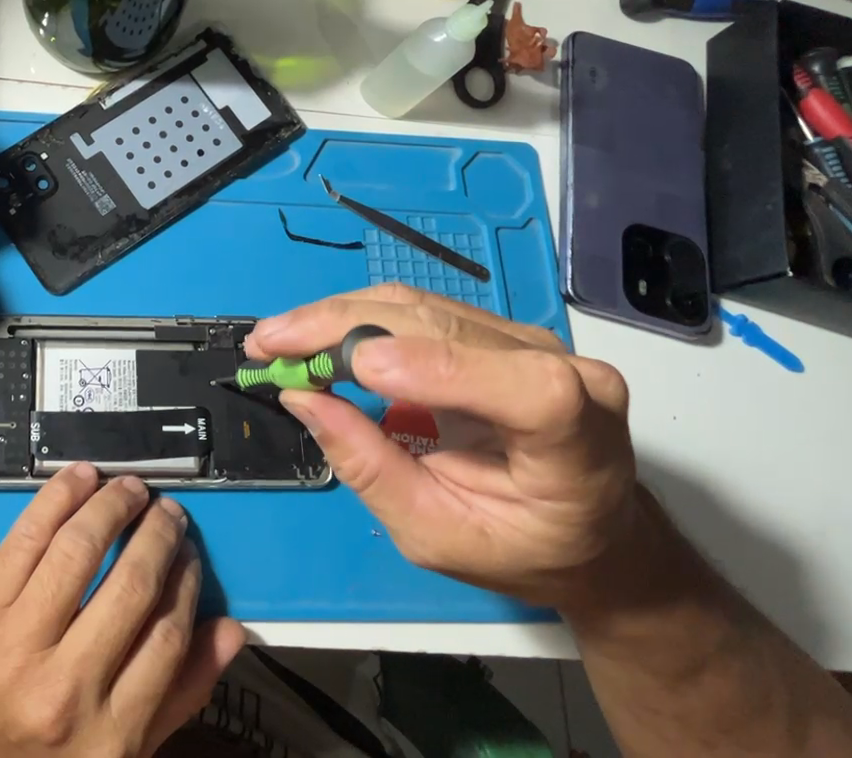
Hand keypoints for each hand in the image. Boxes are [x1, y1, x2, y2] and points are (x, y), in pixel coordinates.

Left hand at [0, 463, 245, 757]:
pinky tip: (80, 479)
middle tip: (167, 512)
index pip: (166, 637)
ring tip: (129, 488)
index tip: (190, 555)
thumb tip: (230, 631)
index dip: (186, 584)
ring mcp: (14, 642)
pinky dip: (58, 498)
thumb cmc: (33, 755)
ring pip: (78, 551)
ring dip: (111, 507)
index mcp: (108, 733)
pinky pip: (26, 537)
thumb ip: (176, 698)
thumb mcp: (113, 754)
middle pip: (130, 587)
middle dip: (157, 537)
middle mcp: (64, 687)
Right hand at [246, 284, 640, 609]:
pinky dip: (352, 317)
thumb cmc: (522, 546)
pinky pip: (413, 308)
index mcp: (573, 437)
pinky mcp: (489, 328)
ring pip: (417, 305)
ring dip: (334, 315)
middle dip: (343, 328)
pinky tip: (311, 334)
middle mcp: (559, 368)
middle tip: (267, 345)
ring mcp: (522, 338)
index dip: (441, 369)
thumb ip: (372, 470)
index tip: (357, 372)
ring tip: (276, 339)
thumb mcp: (438, 535)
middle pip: (444, 328)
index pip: (524, 389)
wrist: (584, 525)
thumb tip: (302, 399)